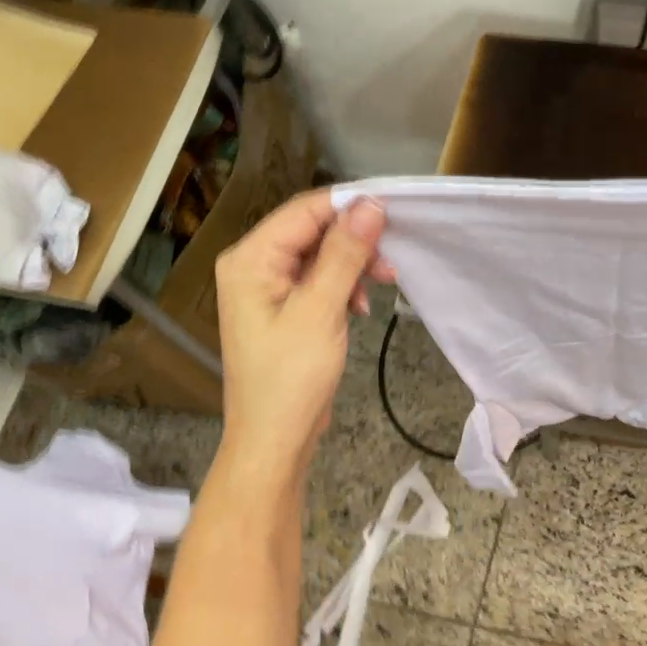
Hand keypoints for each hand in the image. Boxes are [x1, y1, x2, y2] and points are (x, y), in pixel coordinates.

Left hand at [212, 189, 392, 477]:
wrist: (274, 438)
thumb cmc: (291, 378)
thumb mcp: (321, 311)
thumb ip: (344, 255)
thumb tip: (371, 206)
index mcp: (250, 259)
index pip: (304, 211)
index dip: (349, 206)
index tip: (396, 213)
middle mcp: (253, 267)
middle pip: (312, 232)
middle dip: (355, 242)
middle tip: (392, 264)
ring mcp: (267, 291)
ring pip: (320, 258)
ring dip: (353, 267)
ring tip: (382, 287)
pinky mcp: (284, 313)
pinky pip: (318, 284)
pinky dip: (344, 289)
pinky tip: (360, 308)